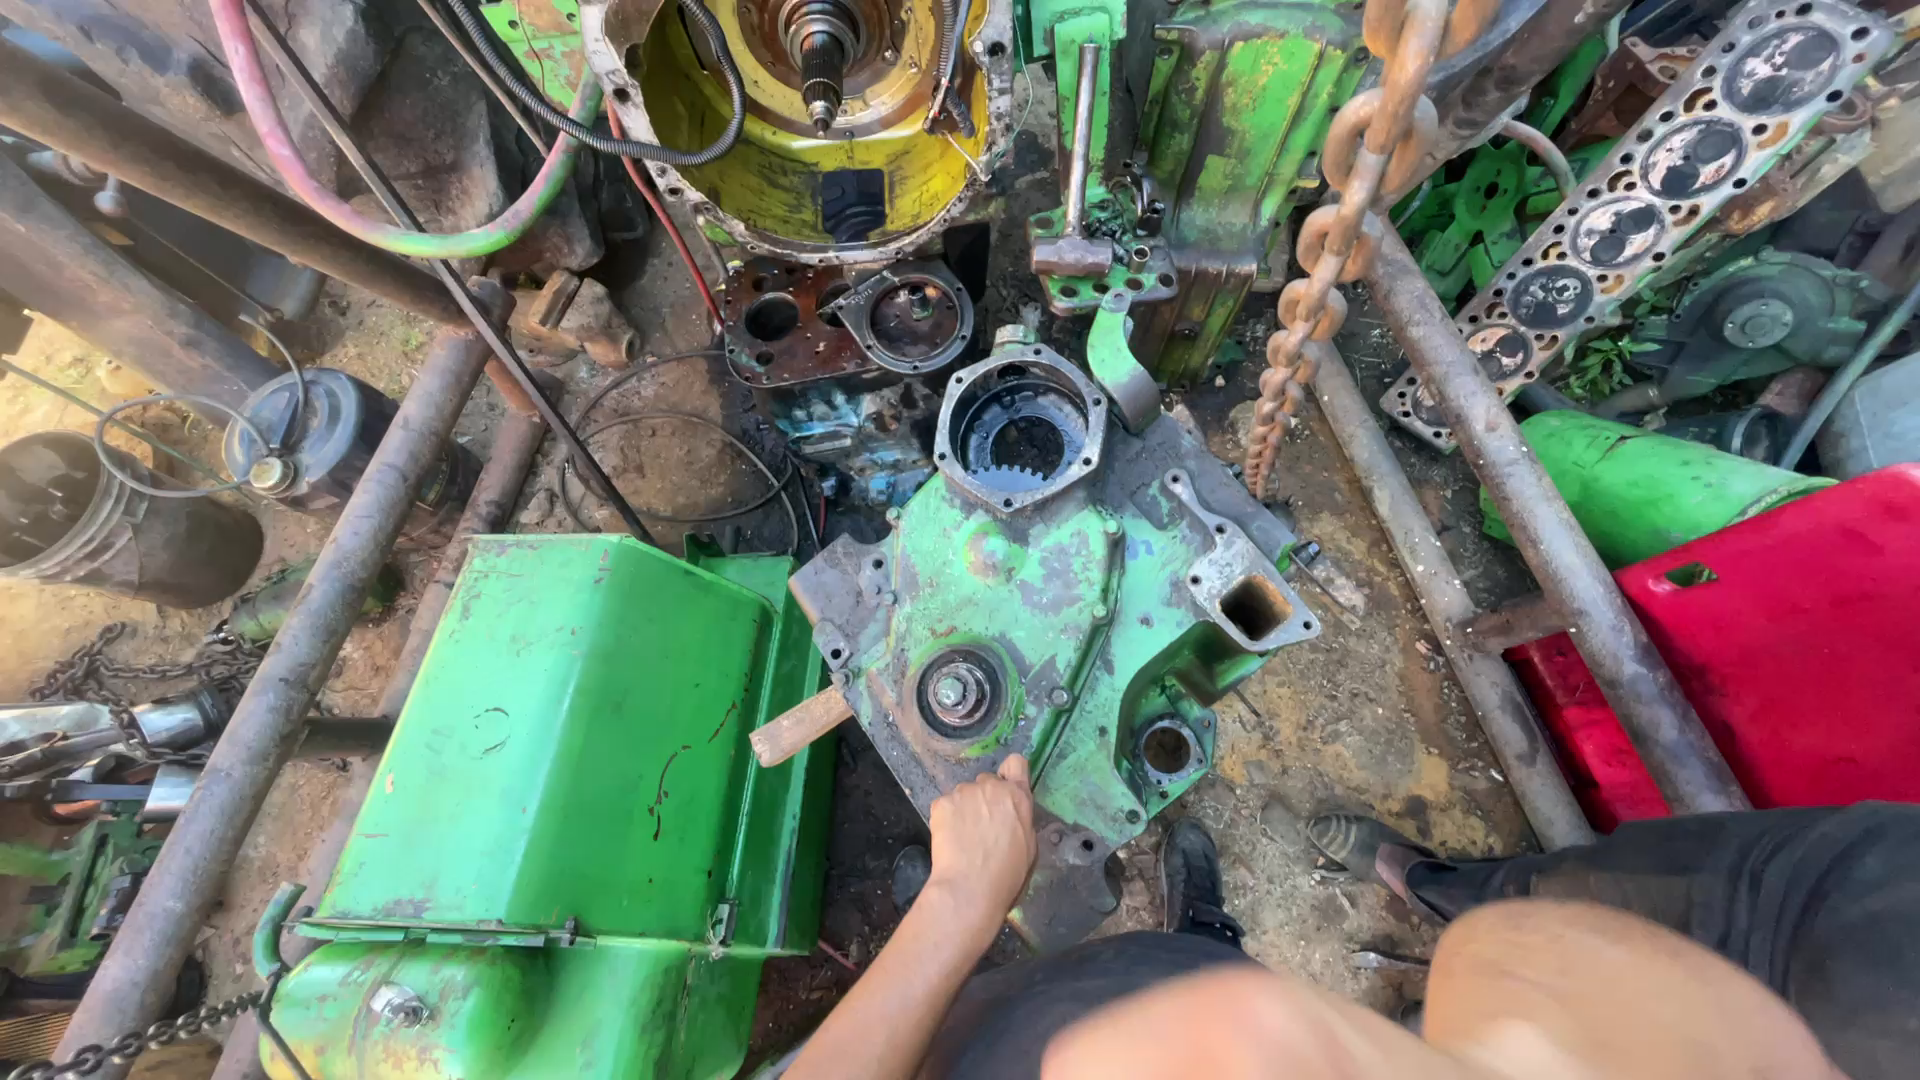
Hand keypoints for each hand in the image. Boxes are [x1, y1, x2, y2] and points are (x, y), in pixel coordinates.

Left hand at [924, 755, 1037, 941]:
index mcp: (1017, 796)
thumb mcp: (1029, 846)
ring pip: (964, 793)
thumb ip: (1020, 819)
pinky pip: (946, 805)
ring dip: (965, 808)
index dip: (1011, 774)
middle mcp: (991, 786)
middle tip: (982, 826)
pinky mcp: (941, 802)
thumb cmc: (1007, 874)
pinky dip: (947, 818)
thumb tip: (1010, 815)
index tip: (1006, 788)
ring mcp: (964, 791)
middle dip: (985, 798)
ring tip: (963, 838)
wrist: (969, 887)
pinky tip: (949, 840)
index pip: (1016, 763)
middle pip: (987, 782)